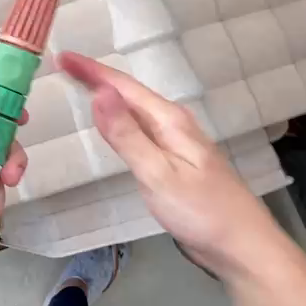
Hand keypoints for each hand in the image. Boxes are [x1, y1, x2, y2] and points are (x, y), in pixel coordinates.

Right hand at [59, 52, 290, 280]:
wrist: (243, 247)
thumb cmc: (200, 211)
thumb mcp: (157, 173)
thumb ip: (126, 134)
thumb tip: (99, 92)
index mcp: (169, 120)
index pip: (123, 86)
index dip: (91, 70)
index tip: (62, 57)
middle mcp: (173, 124)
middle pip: (129, 93)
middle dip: (96, 78)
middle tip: (64, 67)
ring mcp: (176, 143)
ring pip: (135, 110)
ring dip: (107, 97)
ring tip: (80, 87)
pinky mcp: (174, 161)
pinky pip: (139, 129)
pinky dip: (118, 119)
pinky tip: (111, 125)